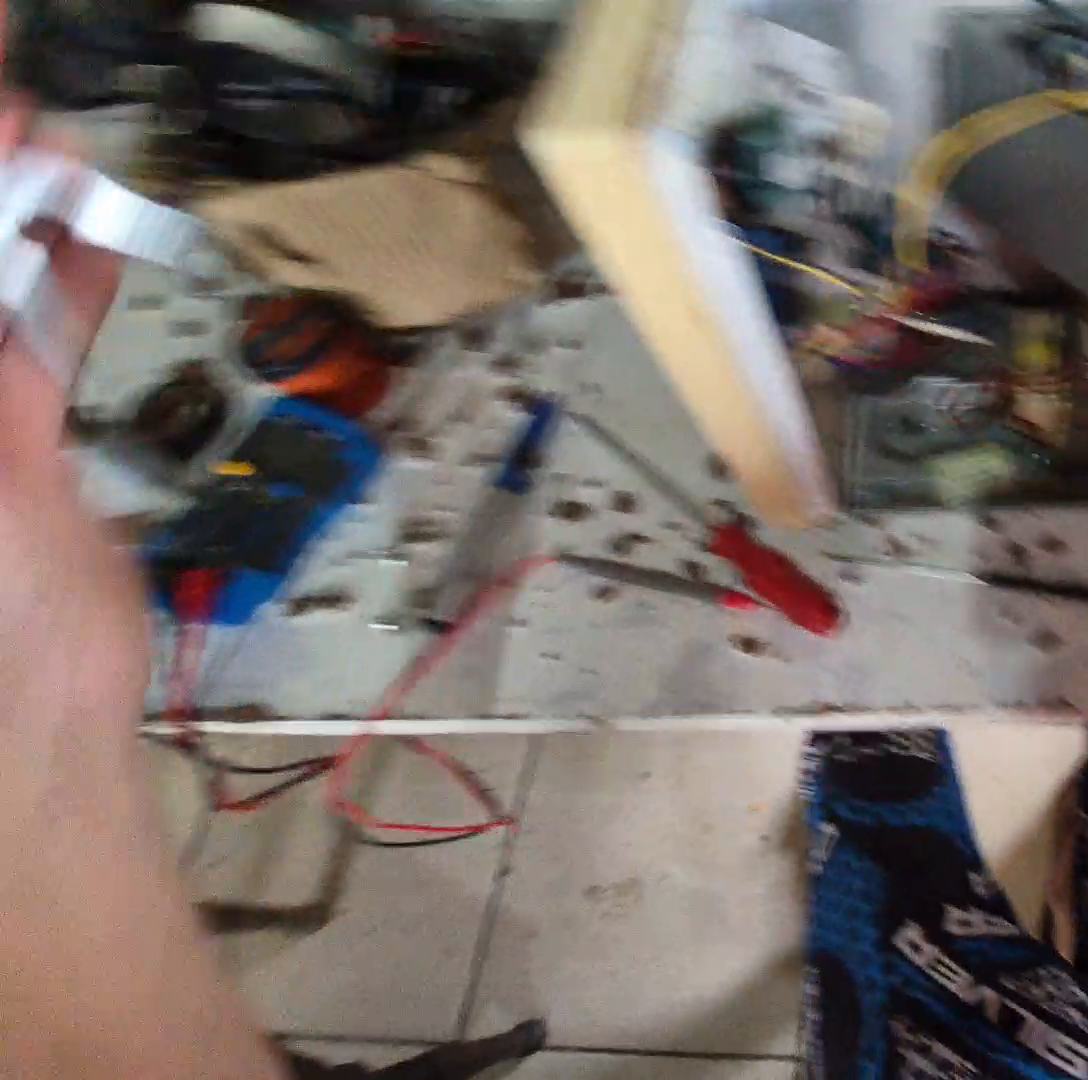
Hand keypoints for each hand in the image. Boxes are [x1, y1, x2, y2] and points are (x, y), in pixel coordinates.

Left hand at [0, 102, 143, 812]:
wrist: (40, 711)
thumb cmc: (2, 623)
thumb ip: (1, 385)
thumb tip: (13, 266)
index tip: (1, 121)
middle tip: (17, 113)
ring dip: (14, 225)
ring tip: (46, 150)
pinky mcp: (13, 432)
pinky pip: (29, 339)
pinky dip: (60, 289)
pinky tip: (81, 239)